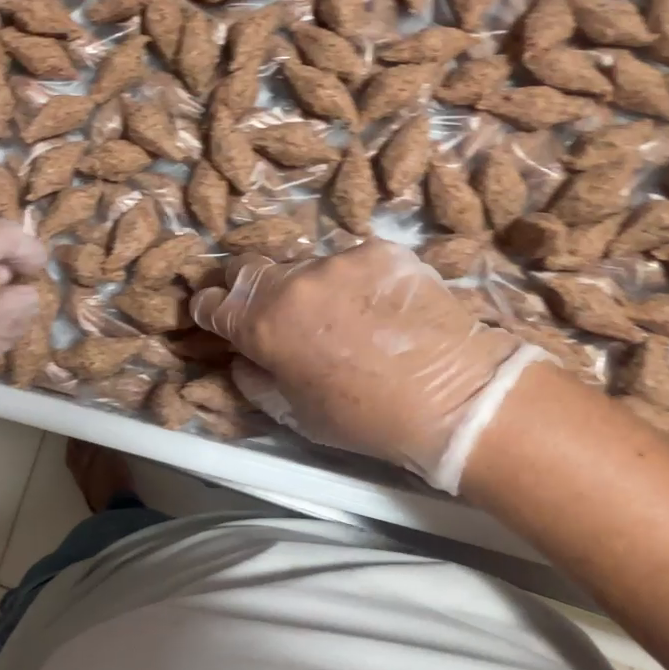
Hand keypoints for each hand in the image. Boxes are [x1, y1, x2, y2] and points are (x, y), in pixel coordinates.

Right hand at [190, 241, 544, 492]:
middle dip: (247, 286)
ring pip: (304, 266)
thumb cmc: (367, 418)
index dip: (209, 309)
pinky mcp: (379, 251)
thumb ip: (256, 380)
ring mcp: (337, 262)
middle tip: (269, 309)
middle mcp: (291, 283)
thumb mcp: (296, 414)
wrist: (459, 397)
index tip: (215, 316)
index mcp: (262, 325)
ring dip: (309, 286)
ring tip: (342, 315)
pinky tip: (380, 306)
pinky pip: (351, 262)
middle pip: (248, 269)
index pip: (212, 301)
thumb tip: (243, 359)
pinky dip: (356, 281)